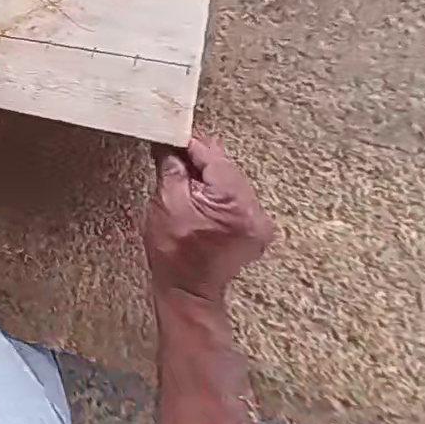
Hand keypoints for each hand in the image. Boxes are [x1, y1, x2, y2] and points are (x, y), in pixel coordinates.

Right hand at [144, 135, 275, 304]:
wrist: (187, 288)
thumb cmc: (173, 251)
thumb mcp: (165, 203)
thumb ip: (172, 170)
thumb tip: (169, 147)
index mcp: (235, 204)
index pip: (215, 159)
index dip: (191, 145)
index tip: (172, 135)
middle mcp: (255, 212)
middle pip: (227, 169)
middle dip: (198, 158)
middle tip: (171, 148)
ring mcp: (259, 222)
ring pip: (232, 182)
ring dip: (206, 173)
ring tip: (179, 169)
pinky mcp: (254, 229)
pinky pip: (236, 198)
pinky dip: (215, 189)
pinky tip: (195, 189)